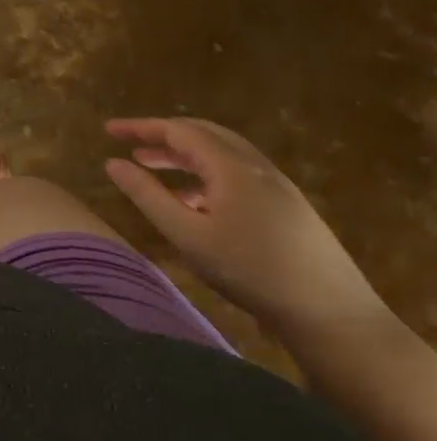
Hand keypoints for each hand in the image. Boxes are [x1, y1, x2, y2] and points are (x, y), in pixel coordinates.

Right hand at [104, 117, 385, 334]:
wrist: (332, 314)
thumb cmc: (249, 270)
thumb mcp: (186, 234)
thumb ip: (146, 194)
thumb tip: (113, 163)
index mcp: (233, 169)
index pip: (180, 131)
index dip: (141, 127)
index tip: (108, 131)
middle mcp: (258, 169)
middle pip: (206, 135)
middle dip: (164, 135)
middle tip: (130, 143)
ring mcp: (280, 188)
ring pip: (224, 155)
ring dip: (185, 155)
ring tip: (152, 167)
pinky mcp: (290, 208)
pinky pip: (240, 175)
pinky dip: (206, 173)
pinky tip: (192, 200)